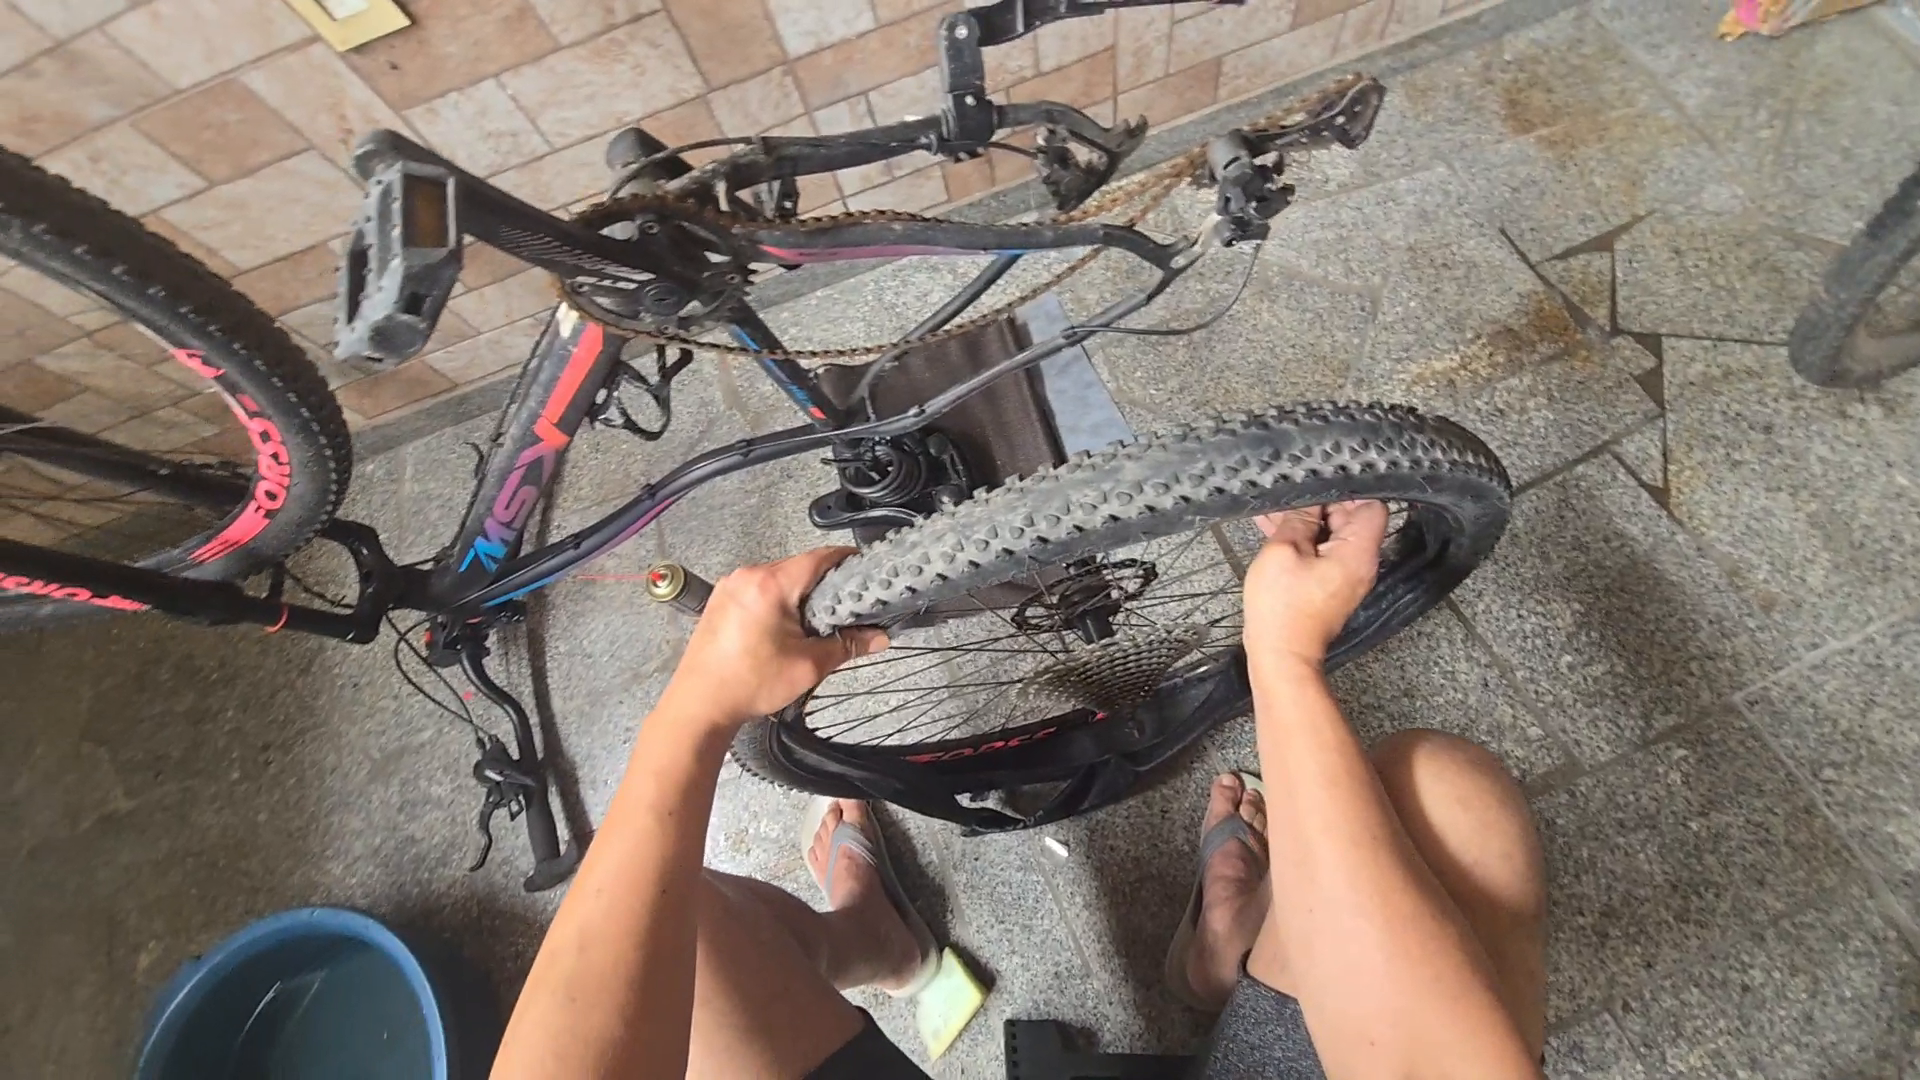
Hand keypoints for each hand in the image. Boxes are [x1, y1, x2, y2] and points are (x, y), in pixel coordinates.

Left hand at [658, 548, 888, 729]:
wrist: (699, 705)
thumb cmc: (749, 684)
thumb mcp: (808, 666)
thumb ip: (847, 646)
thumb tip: (879, 638)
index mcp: (770, 585)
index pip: (819, 557)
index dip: (846, 560)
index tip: (865, 570)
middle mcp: (747, 576)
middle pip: (799, 565)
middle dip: (824, 582)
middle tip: (846, 604)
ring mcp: (731, 585)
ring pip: (779, 576)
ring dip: (800, 591)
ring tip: (817, 618)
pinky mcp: (722, 598)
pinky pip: (759, 587)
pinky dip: (778, 598)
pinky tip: (787, 624)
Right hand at [1242, 501, 1387, 670]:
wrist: (1281, 653)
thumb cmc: (1282, 606)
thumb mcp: (1283, 551)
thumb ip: (1298, 520)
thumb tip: (1308, 501)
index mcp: (1358, 552)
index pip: (1371, 506)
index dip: (1345, 490)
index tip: (1317, 482)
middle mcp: (1360, 563)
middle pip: (1350, 520)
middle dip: (1319, 504)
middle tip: (1288, 494)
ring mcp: (1345, 576)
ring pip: (1330, 536)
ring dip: (1305, 522)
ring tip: (1272, 510)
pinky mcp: (1328, 586)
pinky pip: (1319, 553)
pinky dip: (1301, 541)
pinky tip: (1272, 530)